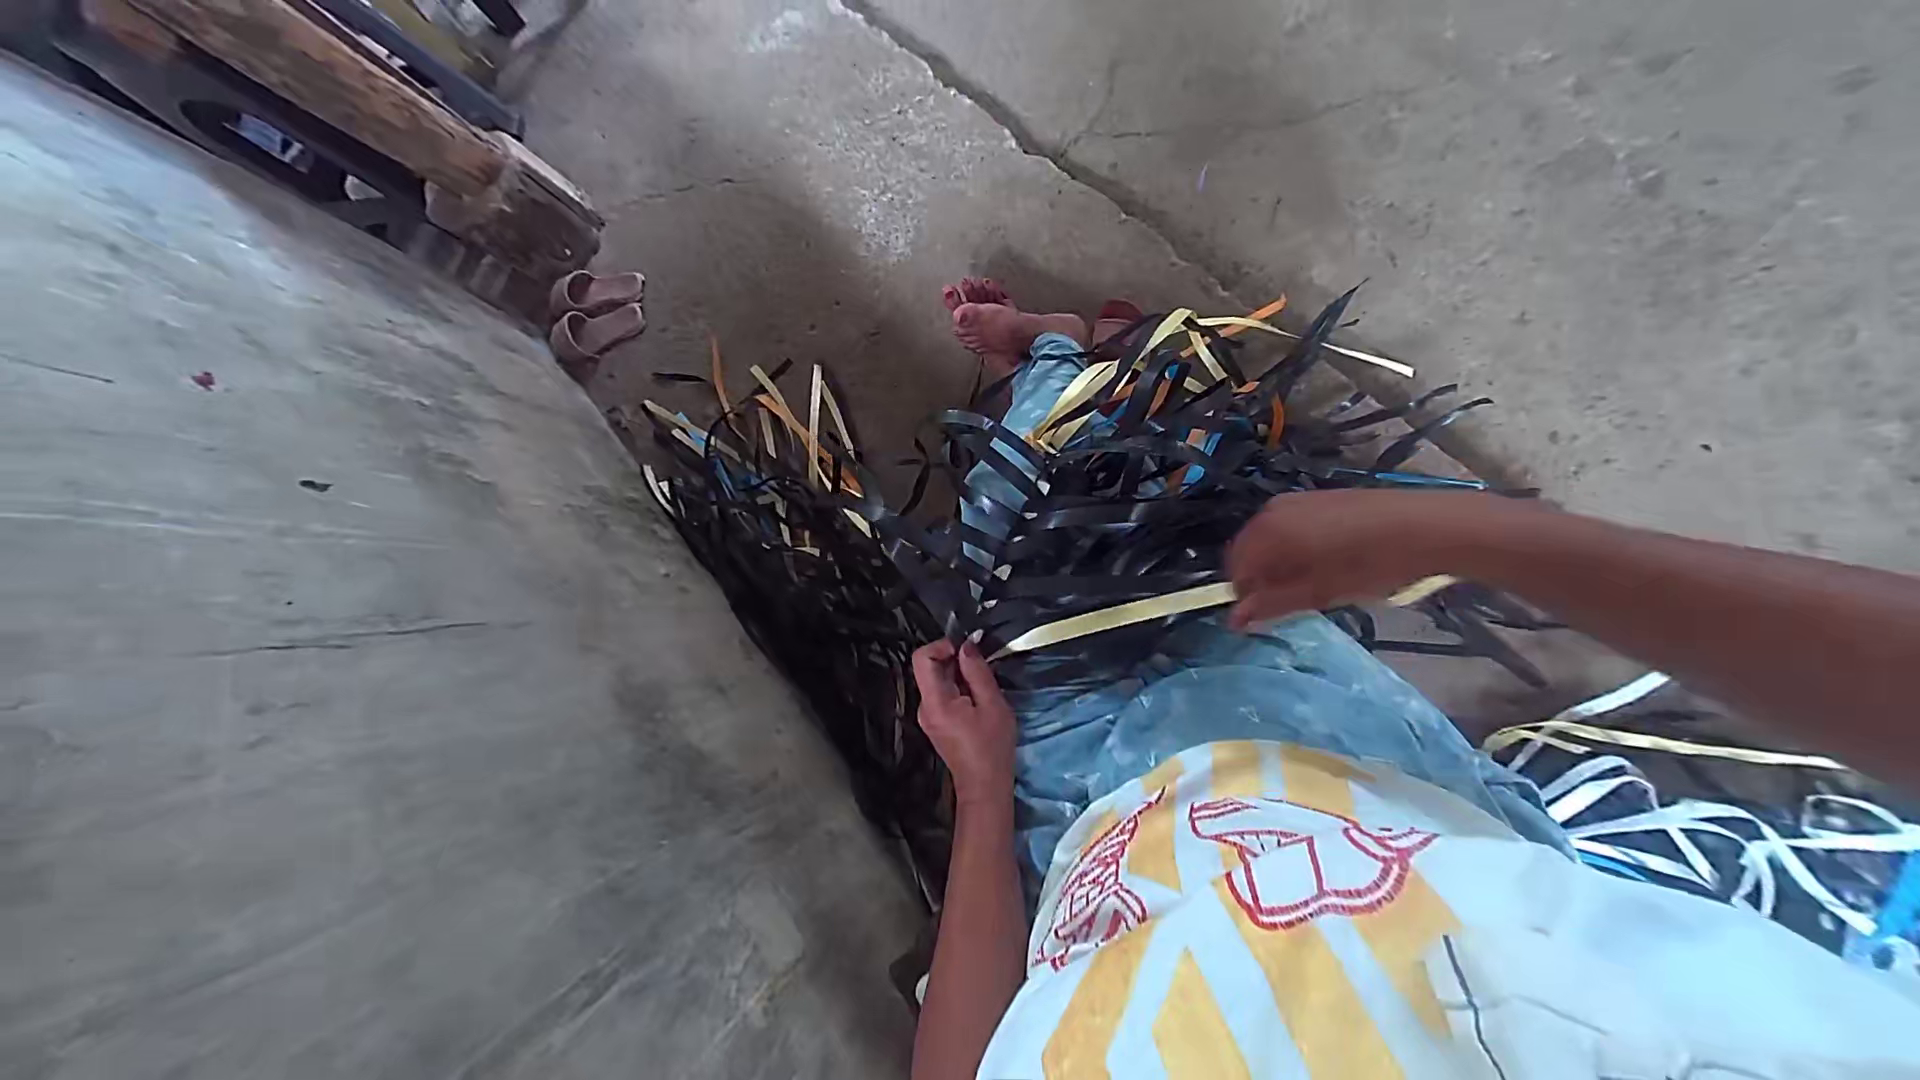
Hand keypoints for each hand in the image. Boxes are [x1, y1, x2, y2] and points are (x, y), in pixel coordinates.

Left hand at [912, 639, 1016, 808]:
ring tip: (983, 687)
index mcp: (935, 702)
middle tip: (982, 667)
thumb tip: (967, 645)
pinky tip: (977, 700)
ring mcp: (928, 715)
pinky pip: (943, 693)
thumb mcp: (992, 704)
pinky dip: (959, 688)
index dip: (942, 645)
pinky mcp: (936, 721)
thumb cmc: (992, 747)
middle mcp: (924, 706)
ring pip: (938, 680)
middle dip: (955, 660)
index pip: (922, 657)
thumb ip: (977, 672)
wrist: (985, 786)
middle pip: (930, 668)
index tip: (966, 650)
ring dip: (959, 674)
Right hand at [1226, 490, 1523, 628]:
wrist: (1427, 525)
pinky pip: (1286, 526)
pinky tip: (1328, 557)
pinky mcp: (1315, 497)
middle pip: (1248, 551)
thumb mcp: (1319, 593)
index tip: (1271, 611)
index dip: (1248, 595)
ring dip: (1279, 561)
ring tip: (1314, 578)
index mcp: (1266, 534)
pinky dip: (1293, 545)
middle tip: (1294, 597)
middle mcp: (1270, 511)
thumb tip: (1234, 621)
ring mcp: (1293, 500)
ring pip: (1268, 539)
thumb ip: (1271, 605)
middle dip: (1262, 576)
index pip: (1236, 570)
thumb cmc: (1370, 564)